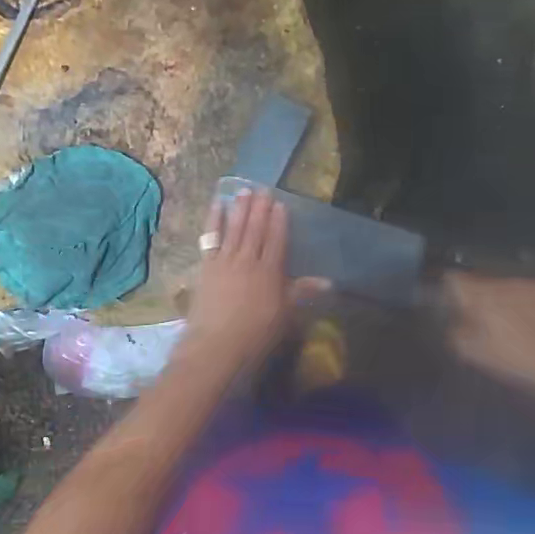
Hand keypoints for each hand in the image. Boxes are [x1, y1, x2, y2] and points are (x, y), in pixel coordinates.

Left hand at [184, 189, 322, 370]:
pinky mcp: (206, 265)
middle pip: (255, 229)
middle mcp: (248, 260)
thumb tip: (328, 282)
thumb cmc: (255, 335)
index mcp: (270, 272)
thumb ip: (301, 293)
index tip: (280, 204)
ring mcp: (225, 260)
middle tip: (262, 189)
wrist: (216, 344)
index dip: (279, 221)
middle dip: (260, 208)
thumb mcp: (284, 315)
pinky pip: (211, 236)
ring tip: (244, 191)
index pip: (276, 240)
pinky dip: (215, 219)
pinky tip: (217, 205)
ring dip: (240, 208)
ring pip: (235, 228)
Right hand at [443, 272, 534, 409]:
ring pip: (504, 286)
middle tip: (483, 319)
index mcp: (480, 297)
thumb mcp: (473, 353)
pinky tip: (533, 322)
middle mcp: (503, 284)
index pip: (453, 279)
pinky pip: (527, 292)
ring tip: (511, 322)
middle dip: (478, 296)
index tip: (453, 305)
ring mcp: (530, 286)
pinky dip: (524, 302)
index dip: (450, 291)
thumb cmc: (515, 362)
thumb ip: (455, 331)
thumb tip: (454, 319)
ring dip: (502, 298)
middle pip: (480, 281)